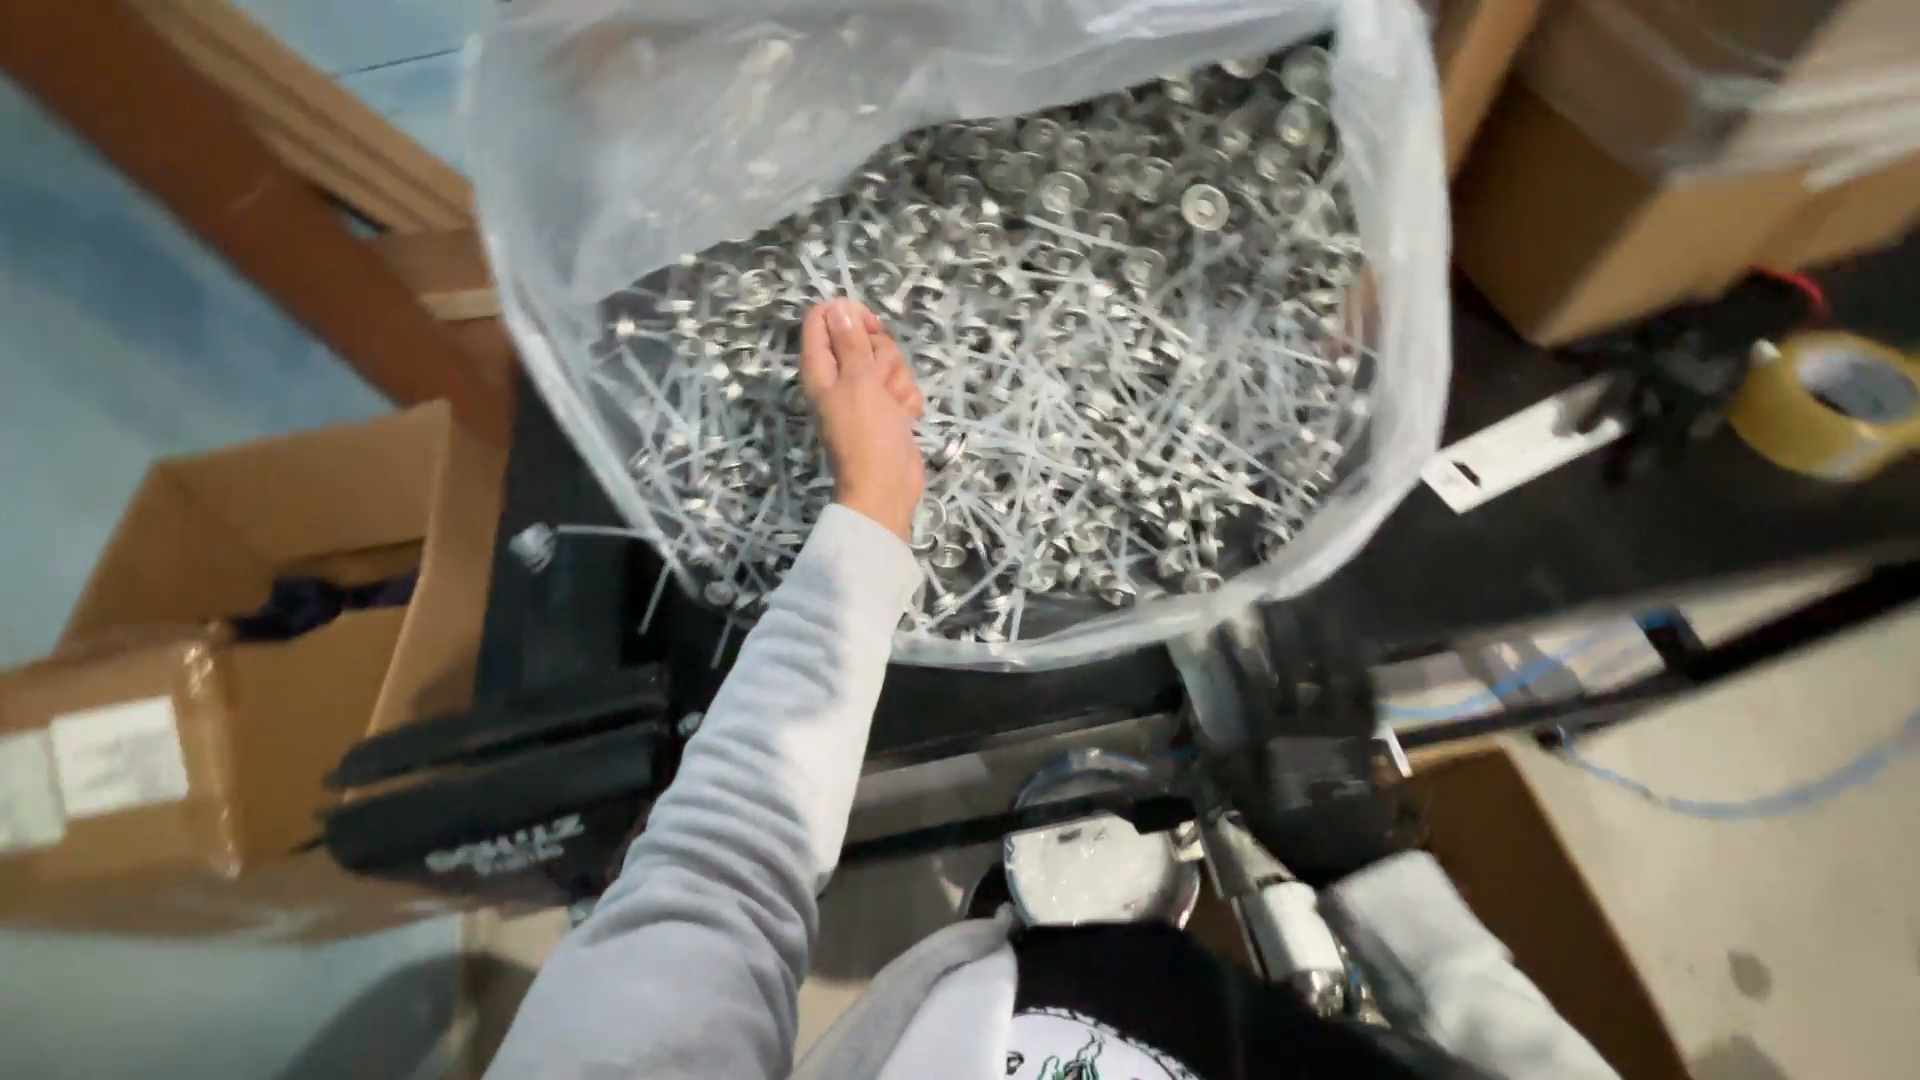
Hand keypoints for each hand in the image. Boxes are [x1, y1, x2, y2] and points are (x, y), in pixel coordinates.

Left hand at [799, 298, 925, 539]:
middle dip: (882, 356)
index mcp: (821, 368)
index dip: (847, 315)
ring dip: (898, 382)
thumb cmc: (867, 434)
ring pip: (889, 362)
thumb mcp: (858, 382)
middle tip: (879, 382)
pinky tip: (904, 419)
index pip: (823, 320)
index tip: (869, 327)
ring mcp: (866, 394)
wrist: (886, 486)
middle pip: (864, 339)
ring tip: (892, 407)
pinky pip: (902, 387)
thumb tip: (837, 307)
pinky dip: (907, 402)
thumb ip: (850, 343)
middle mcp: (841, 377)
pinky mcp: (888, 409)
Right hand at [1210, 604, 1405, 888]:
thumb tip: (1197, 723)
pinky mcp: (1366, 734)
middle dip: (1281, 629)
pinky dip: (1363, 668)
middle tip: (1273, 597)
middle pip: (1294, 666)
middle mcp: (1308, 723)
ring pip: (1334, 672)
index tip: (1223, 623)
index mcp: (1274, 737)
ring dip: (1325, 636)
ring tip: (1318, 604)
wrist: (1347, 855)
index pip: (1250, 685)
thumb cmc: (1288, 826)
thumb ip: (1222, 761)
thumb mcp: (1244, 799)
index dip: (1235, 652)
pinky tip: (1360, 645)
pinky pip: (1368, 694)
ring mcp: (1342, 726)